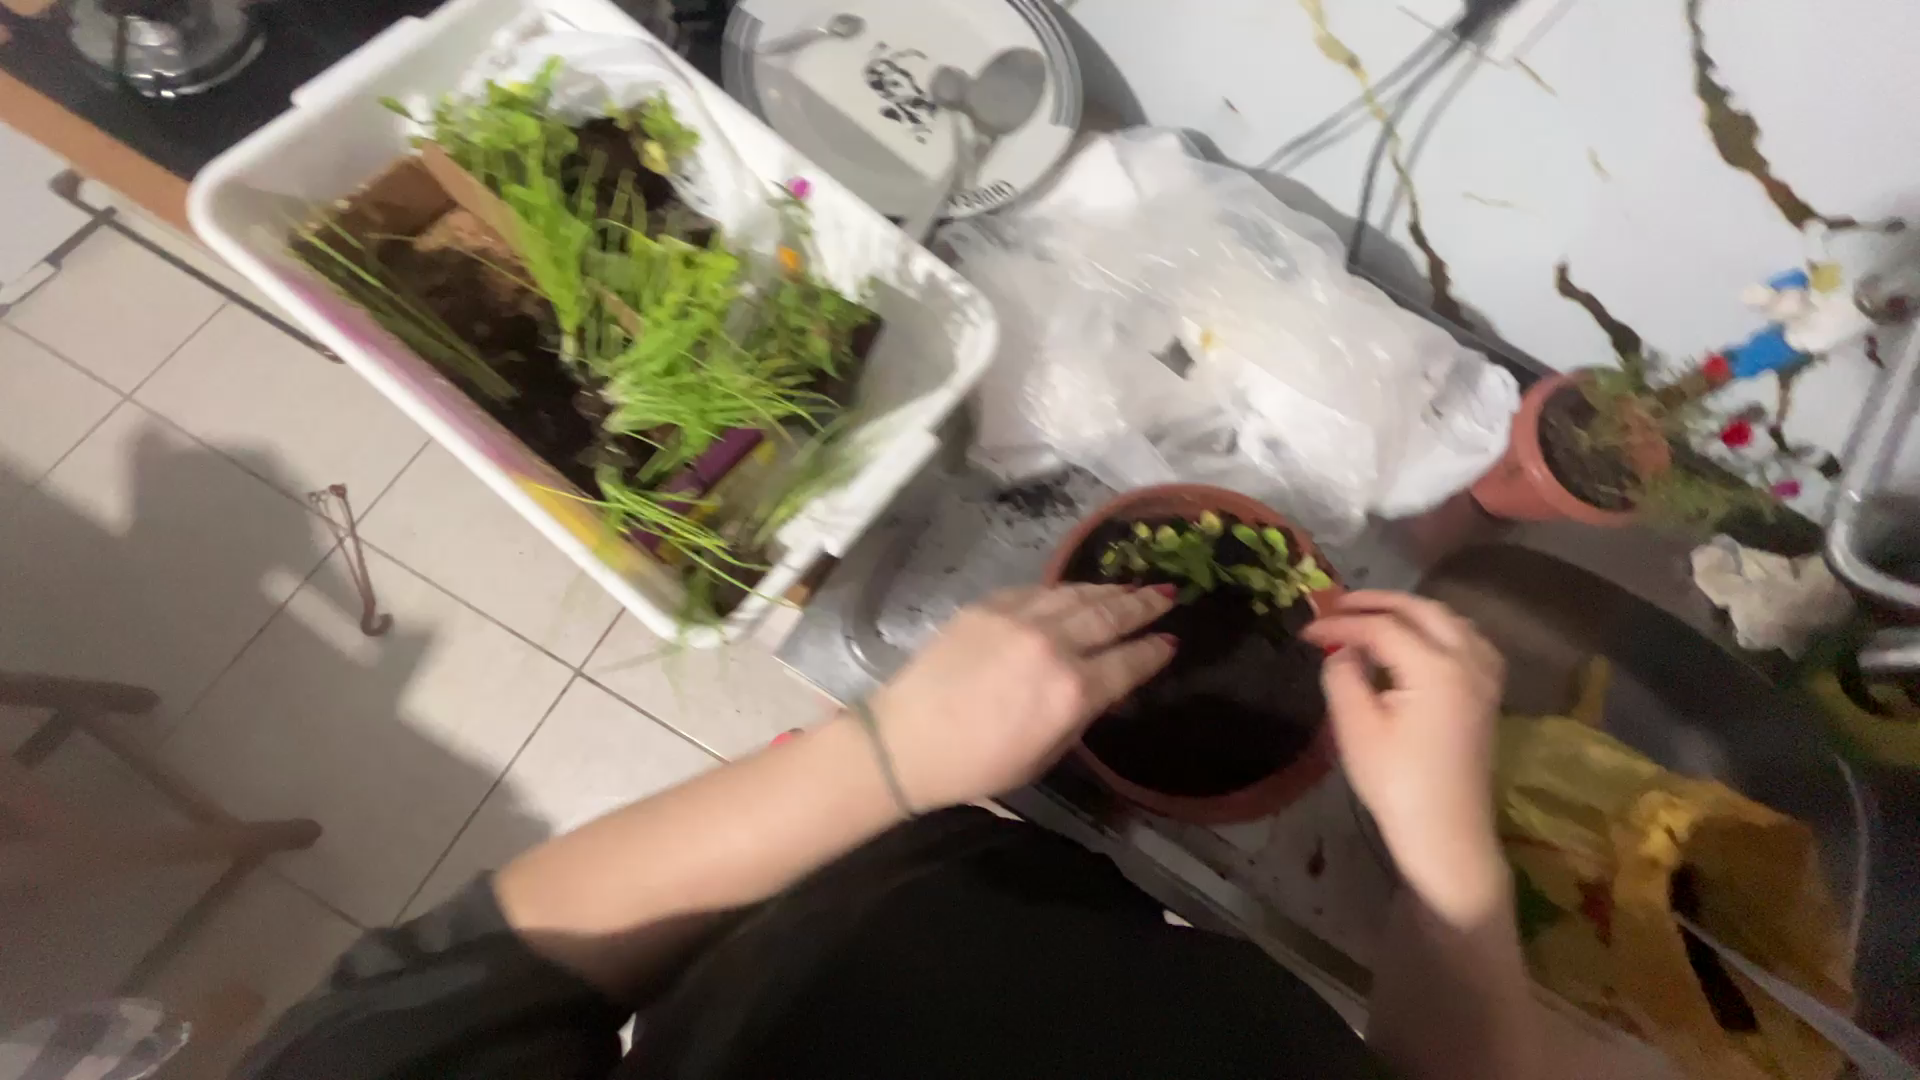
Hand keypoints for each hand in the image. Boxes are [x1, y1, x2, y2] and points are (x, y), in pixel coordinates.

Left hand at [866, 584, 1178, 810]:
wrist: (908, 738)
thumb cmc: (978, 763)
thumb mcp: (1045, 754)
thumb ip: (1080, 714)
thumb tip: (1101, 685)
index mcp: (1072, 691)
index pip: (1129, 663)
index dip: (1155, 651)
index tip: (1171, 641)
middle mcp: (1053, 645)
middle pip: (1111, 616)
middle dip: (1144, 605)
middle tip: (1168, 593)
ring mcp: (1019, 618)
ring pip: (1076, 594)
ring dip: (1109, 590)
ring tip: (1131, 587)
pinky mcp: (989, 605)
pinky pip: (1038, 590)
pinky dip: (1064, 590)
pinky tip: (1075, 591)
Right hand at [1303, 591, 1507, 922]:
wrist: (1445, 833)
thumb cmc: (1395, 781)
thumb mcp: (1354, 725)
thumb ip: (1342, 674)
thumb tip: (1343, 650)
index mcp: (1435, 668)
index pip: (1380, 628)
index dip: (1339, 624)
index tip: (1305, 631)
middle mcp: (1467, 662)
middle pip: (1422, 610)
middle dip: (1376, 602)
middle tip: (1335, 605)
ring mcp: (1484, 678)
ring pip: (1449, 620)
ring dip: (1408, 610)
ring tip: (1369, 617)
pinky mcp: (1486, 694)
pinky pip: (1466, 640)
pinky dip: (1435, 628)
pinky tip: (1414, 640)